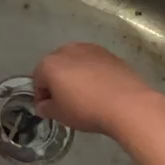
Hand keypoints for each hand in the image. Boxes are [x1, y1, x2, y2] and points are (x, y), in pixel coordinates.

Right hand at [31, 42, 164, 135]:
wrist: (128, 104)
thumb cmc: (86, 109)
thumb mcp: (59, 115)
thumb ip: (46, 108)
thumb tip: (44, 105)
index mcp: (49, 64)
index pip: (37, 79)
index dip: (41, 96)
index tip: (49, 108)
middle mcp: (67, 50)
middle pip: (55, 66)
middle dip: (57, 81)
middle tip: (66, 101)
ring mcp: (90, 49)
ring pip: (75, 62)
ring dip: (75, 75)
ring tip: (85, 94)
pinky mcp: (109, 53)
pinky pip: (93, 63)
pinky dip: (92, 73)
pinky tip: (100, 89)